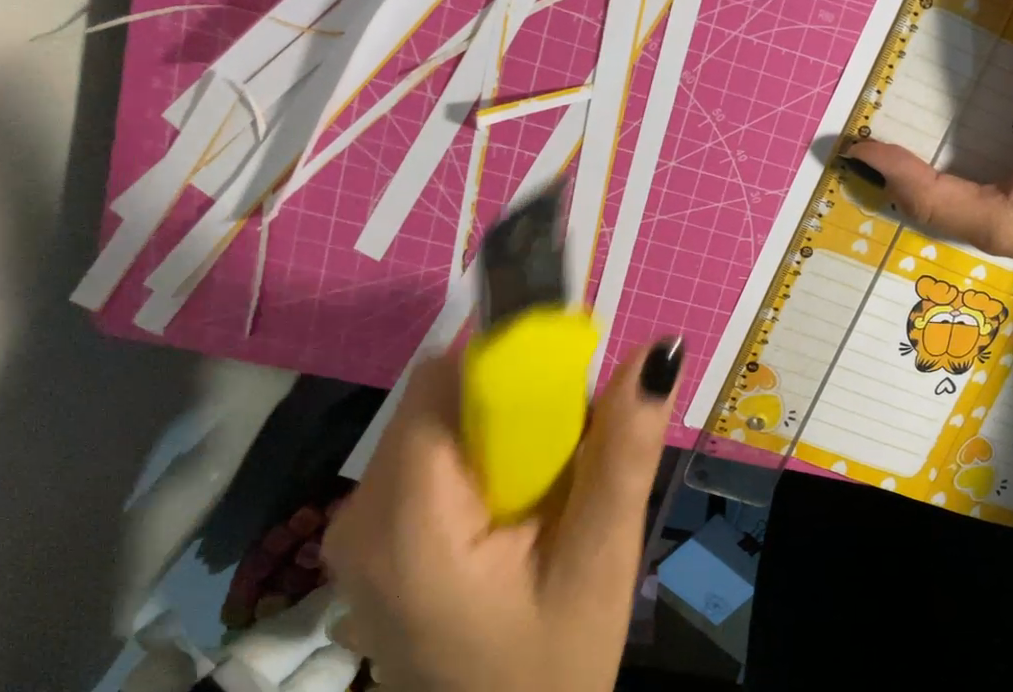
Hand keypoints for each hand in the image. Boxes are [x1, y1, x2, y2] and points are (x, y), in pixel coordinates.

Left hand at [325, 339, 683, 691]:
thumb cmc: (552, 665)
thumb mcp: (602, 563)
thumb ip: (624, 452)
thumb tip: (658, 351)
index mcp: (406, 526)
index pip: (444, 383)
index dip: (510, 370)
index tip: (571, 397)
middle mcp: (358, 518)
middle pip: (442, 403)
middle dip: (514, 409)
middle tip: (573, 456)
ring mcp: (355, 535)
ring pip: (438, 427)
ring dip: (501, 437)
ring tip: (550, 494)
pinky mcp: (369, 545)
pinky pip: (428, 462)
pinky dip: (480, 466)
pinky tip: (516, 514)